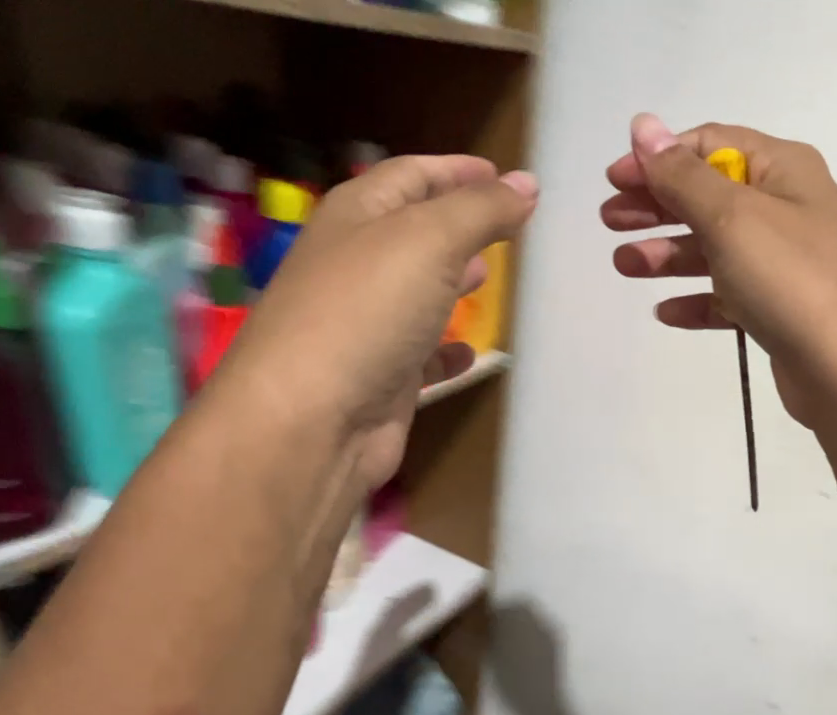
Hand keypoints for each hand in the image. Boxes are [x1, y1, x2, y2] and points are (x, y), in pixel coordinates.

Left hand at [223, 155, 537, 489]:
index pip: (411, 176)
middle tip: (505, 228)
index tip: (508, 178)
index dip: (458, 171)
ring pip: (417, 293)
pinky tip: (469, 353)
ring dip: (451, 282)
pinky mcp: (380, 379)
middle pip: (413, 232)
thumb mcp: (430, 241)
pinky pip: (421, 357)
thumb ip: (481, 210)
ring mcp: (365, 325)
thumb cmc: (366, 312)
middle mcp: (356, 265)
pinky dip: (446, 351)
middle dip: (458, 225)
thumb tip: (526, 183)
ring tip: (489, 277)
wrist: (311, 420)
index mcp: (357, 216)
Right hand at [604, 115, 836, 432]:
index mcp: (783, 170)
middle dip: (657, 206)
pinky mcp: (779, 312)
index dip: (659, 159)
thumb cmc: (792, 280)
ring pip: (714, 250)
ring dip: (667, 254)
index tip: (613, 182)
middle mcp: (786, 210)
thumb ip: (681, 175)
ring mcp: (784, 264)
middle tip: (609, 223)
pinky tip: (665, 312)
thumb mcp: (732, 216)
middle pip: (708, 197)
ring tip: (624, 267)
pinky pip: (728, 297)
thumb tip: (643, 126)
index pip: (711, 145)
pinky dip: (696, 300)